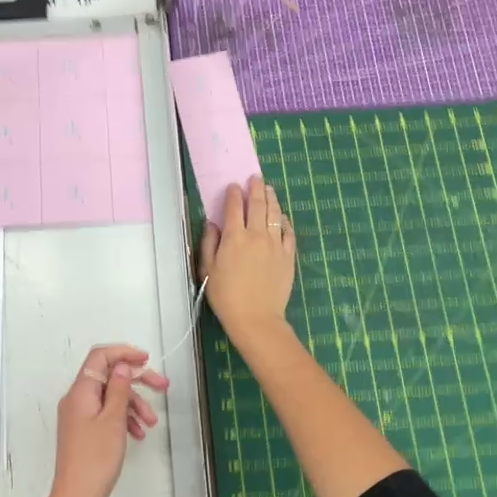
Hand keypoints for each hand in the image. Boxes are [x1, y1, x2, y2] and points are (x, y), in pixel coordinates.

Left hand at [50, 345, 169, 496]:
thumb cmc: (96, 458)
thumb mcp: (113, 420)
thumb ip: (119, 389)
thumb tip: (122, 365)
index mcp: (80, 391)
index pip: (99, 357)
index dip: (123, 353)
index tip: (147, 360)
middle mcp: (77, 398)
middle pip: (108, 376)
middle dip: (136, 381)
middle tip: (163, 387)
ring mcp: (79, 416)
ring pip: (110, 397)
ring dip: (133, 404)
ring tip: (152, 423)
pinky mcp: (83, 431)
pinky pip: (105, 414)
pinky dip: (123, 419)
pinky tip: (138, 434)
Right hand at [199, 175, 297, 348]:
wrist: (256, 318)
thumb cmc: (226, 296)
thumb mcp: (208, 270)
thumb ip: (209, 243)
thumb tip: (212, 223)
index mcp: (234, 237)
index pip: (233, 207)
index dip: (233, 194)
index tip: (233, 186)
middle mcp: (256, 235)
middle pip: (257, 204)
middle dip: (255, 188)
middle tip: (255, 178)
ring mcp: (274, 244)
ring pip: (274, 214)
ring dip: (272, 198)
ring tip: (270, 189)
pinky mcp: (288, 256)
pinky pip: (288, 233)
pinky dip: (285, 221)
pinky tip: (282, 217)